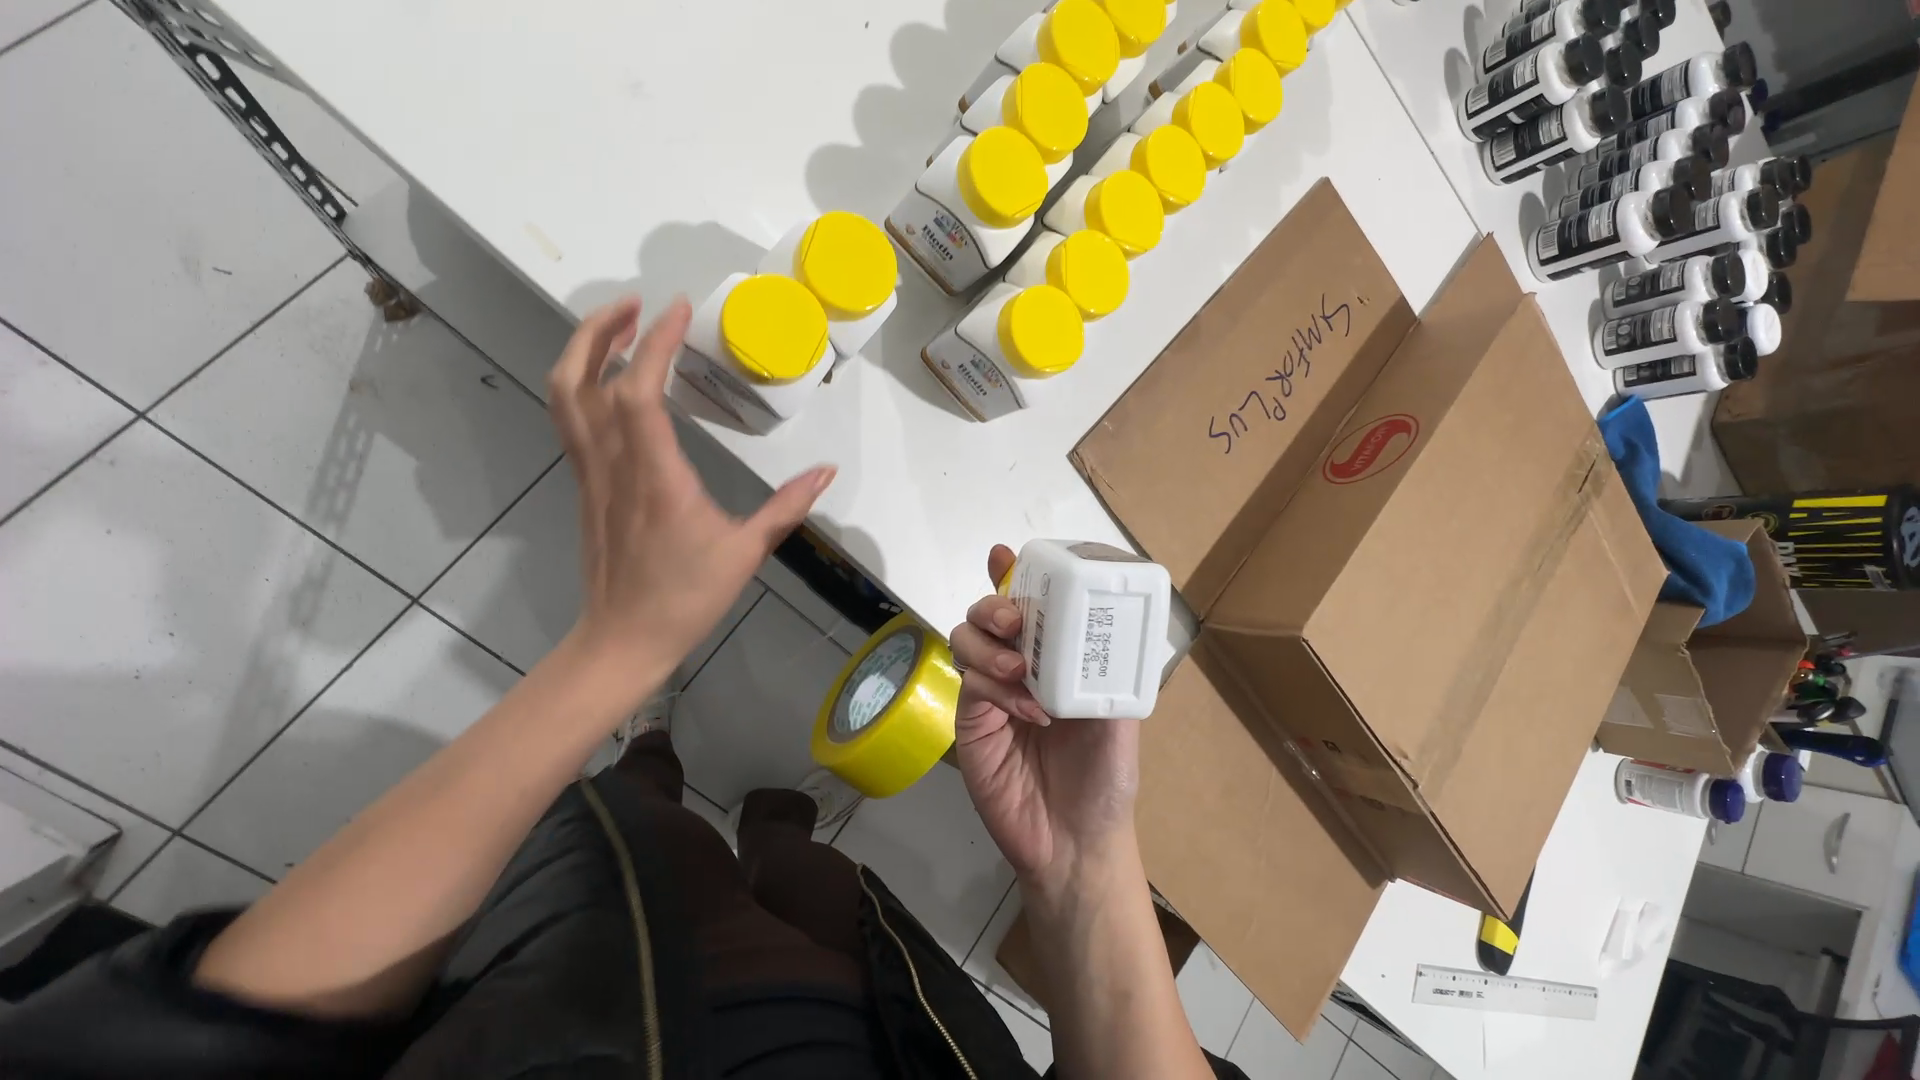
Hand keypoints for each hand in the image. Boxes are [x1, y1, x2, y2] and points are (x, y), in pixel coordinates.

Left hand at [547, 297, 834, 697]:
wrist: (623, 639)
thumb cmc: (685, 598)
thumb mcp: (745, 553)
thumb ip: (786, 508)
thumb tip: (826, 472)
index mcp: (654, 475)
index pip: (638, 391)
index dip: (653, 343)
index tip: (677, 309)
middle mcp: (612, 464)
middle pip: (582, 379)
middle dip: (602, 330)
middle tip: (635, 303)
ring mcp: (591, 473)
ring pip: (564, 396)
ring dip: (583, 350)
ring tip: (617, 326)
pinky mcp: (585, 485)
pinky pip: (570, 420)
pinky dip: (582, 383)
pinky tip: (610, 379)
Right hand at [950, 545, 1140, 901]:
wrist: (1076, 842)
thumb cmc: (1105, 779)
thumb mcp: (1118, 717)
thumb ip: (1106, 670)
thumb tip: (1107, 621)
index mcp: (1054, 661)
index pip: (1028, 607)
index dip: (1011, 576)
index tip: (1001, 553)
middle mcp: (1017, 669)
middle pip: (986, 615)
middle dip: (993, 604)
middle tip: (1013, 619)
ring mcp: (990, 694)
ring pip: (966, 640)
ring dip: (988, 643)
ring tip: (1019, 666)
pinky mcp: (971, 722)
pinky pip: (969, 684)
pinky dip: (993, 687)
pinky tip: (1026, 710)